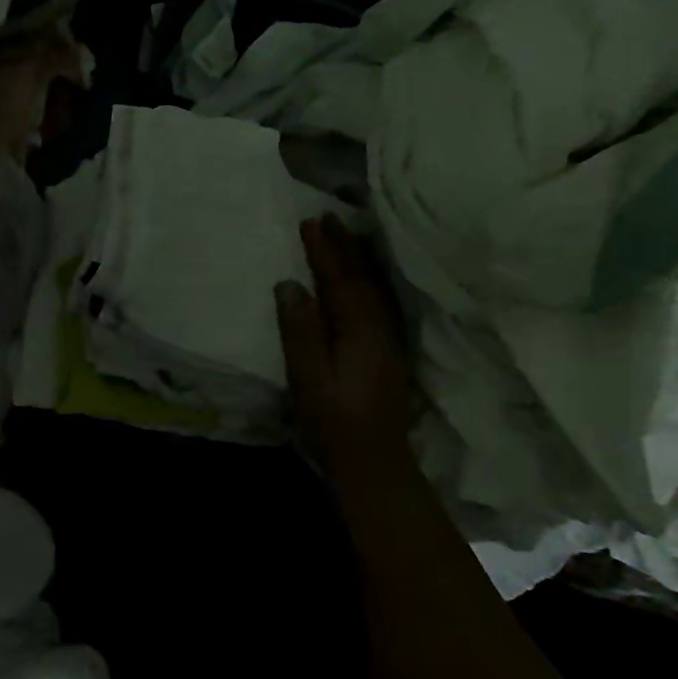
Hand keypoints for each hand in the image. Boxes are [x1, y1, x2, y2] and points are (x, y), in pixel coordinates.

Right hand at [275, 214, 412, 465]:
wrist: (373, 461)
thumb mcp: (308, 377)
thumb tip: (289, 284)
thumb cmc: (333, 420)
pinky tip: (365, 279)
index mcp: (360, 331)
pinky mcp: (388, 352)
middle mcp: (380, 329)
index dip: (324, 251)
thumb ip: (300, 330)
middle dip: (345, 247)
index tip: (310, 222)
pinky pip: (380, 302)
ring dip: (360, 259)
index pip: (339, 281)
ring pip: (375, 289)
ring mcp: (388, 341)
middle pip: (362, 279)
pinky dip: (370, 281)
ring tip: (347, 235)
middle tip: (329, 216)